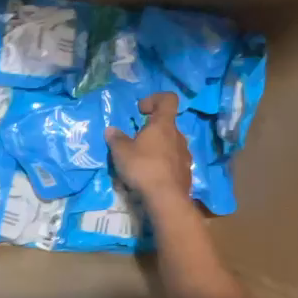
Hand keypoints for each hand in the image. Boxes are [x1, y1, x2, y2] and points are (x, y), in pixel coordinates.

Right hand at [107, 92, 192, 208]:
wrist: (166, 198)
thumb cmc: (143, 167)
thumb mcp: (121, 152)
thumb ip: (116, 138)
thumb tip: (111, 130)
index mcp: (163, 125)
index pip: (168, 99)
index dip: (154, 99)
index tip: (140, 110)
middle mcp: (178, 136)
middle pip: (167, 125)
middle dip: (151, 130)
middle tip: (135, 141)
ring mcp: (185, 155)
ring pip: (170, 144)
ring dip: (157, 148)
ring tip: (141, 162)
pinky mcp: (186, 172)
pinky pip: (173, 162)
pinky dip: (162, 164)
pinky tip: (150, 176)